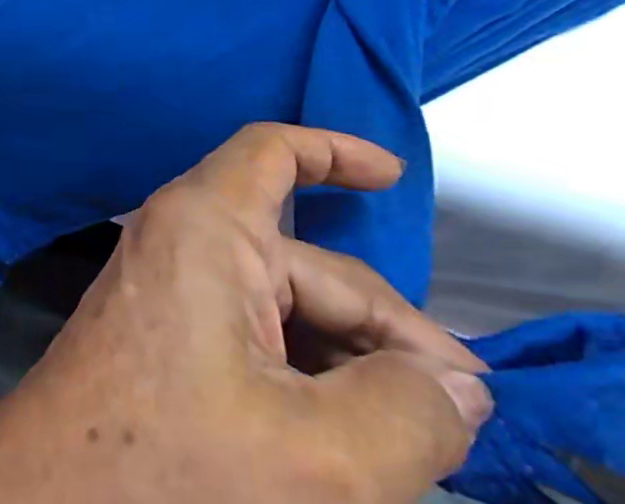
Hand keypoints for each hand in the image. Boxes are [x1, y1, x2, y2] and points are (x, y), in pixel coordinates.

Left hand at [0, 123, 492, 503]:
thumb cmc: (162, 477)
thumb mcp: (314, 456)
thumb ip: (408, 415)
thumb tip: (458, 390)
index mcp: (209, 228)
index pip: (276, 154)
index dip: (338, 153)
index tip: (394, 177)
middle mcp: (188, 247)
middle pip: (310, 266)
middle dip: (386, 332)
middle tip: (461, 412)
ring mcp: (174, 299)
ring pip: (287, 317)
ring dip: (352, 370)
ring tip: (417, 440)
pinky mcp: (166, 349)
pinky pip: (255, 347)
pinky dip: (307, 385)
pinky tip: (351, 443)